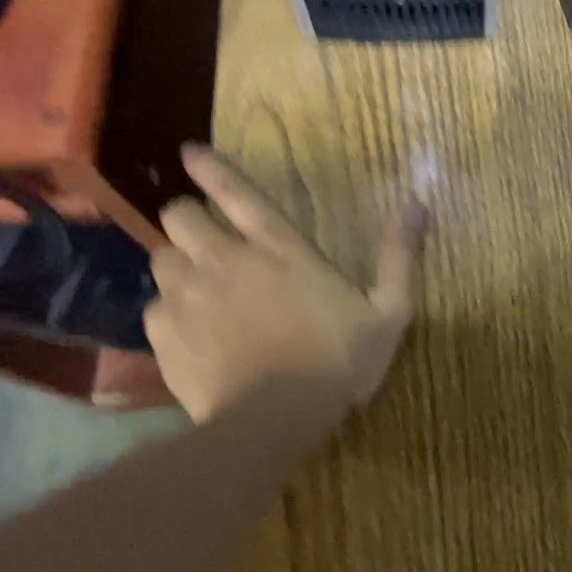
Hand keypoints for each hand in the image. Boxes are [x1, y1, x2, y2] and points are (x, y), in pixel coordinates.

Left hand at [145, 145, 425, 425]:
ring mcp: (188, 297)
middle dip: (189, 219)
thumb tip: (416, 206)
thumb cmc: (339, 361)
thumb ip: (400, 258)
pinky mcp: (163, 334)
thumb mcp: (390, 312)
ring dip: (179, 261)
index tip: (190, 152)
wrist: (273, 419)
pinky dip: (171, 309)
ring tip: (200, 281)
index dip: (214, 170)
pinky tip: (193, 327)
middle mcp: (226, 261)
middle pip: (180, 218)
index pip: (239, 196)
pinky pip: (155, 306)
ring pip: (162, 258)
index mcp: (281, 251)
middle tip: (208, 236)